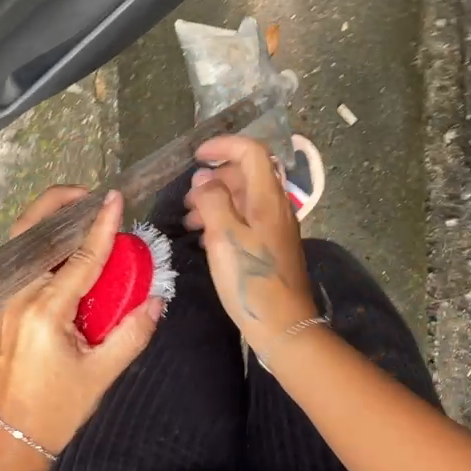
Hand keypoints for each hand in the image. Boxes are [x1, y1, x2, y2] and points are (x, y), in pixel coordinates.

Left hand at [0, 186, 163, 455]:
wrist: (10, 437)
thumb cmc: (56, 410)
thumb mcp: (101, 375)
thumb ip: (132, 334)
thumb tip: (157, 300)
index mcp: (45, 312)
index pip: (80, 258)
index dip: (101, 226)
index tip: (115, 198)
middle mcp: (20, 297)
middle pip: (33, 234)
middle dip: (58, 204)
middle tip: (90, 196)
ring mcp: (8, 301)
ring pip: (24, 245)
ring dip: (50, 222)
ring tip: (83, 214)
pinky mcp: (6, 308)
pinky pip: (25, 263)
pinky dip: (46, 245)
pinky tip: (68, 248)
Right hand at [183, 135, 317, 353]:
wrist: (283, 325)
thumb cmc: (251, 279)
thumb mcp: (223, 236)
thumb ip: (212, 200)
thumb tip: (205, 182)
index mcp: (267, 198)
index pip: (251, 151)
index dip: (224, 145)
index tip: (196, 156)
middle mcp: (276, 207)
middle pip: (246, 174)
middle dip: (214, 178)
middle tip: (187, 198)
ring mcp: (276, 227)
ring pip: (244, 198)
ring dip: (215, 201)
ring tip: (189, 221)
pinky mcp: (271, 246)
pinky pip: (246, 219)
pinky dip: (224, 220)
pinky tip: (205, 239)